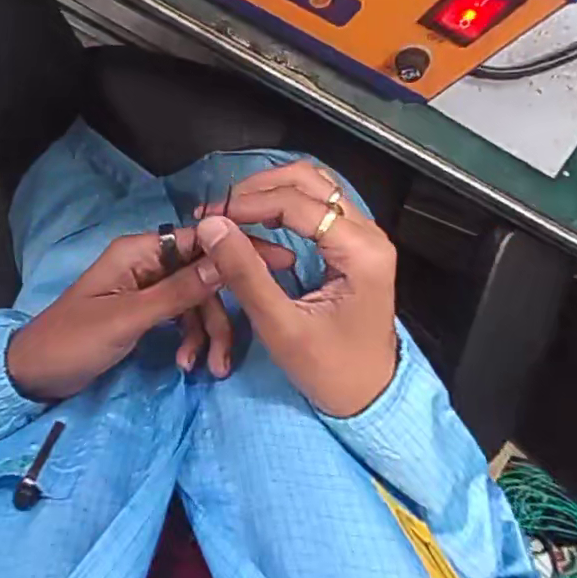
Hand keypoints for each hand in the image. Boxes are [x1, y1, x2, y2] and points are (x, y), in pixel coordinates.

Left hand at [7, 227, 295, 400]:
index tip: (279, 263)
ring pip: (194, 302)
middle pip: (201, 275)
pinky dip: (189, 340)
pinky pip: (180, 318)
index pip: (198, 240)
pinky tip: (187, 365)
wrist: (36, 374)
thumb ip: (178, 291)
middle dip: (219, 314)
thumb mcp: (129, 317)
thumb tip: (226, 259)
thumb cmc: (75, 339)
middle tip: (232, 353)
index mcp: (137, 251)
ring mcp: (144, 288)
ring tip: (207, 370)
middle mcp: (144, 263)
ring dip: (205, 335)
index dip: (236, 250)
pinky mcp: (144, 312)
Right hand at [194, 161, 399, 417]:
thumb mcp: (280, 326)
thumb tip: (211, 226)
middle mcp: (367, 233)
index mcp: (360, 252)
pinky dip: (281, 201)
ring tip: (232, 210)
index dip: (247, 204)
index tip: (208, 218)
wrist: (369, 398)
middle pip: (308, 179)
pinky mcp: (352, 242)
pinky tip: (254, 217)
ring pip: (313, 184)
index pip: (296, 203)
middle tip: (219, 211)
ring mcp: (362, 235)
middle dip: (257, 187)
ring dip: (269, 189)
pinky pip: (315, 202)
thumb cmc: (329, 368)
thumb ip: (245, 273)